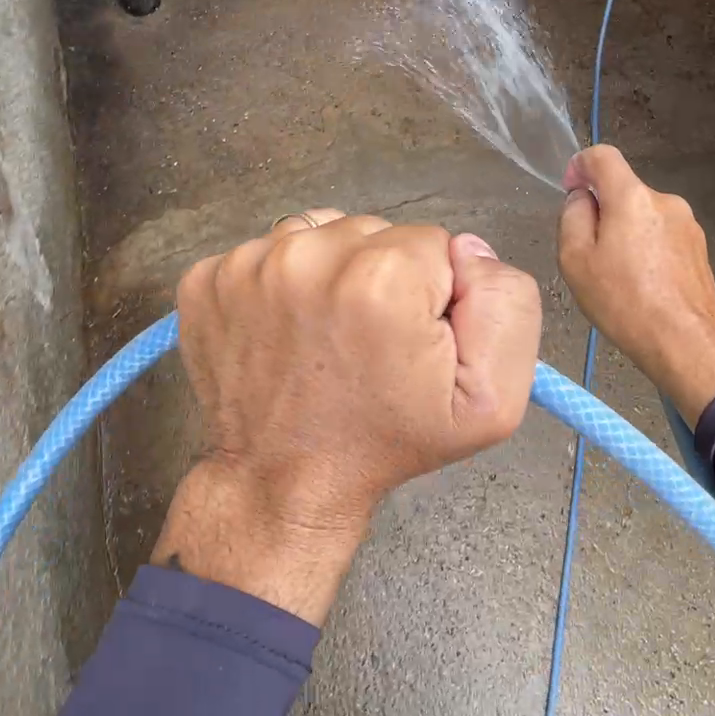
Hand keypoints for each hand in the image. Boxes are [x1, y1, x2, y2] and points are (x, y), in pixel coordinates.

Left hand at [156, 210, 541, 623]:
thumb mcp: (490, 401)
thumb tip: (466, 249)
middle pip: (374, 232)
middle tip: (368, 342)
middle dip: (382, 276)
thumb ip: (507, 305)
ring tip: (327, 333)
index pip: (434, 242)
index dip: (431, 293)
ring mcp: (248, 263)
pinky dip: (281, 284)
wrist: (283, 482)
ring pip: (322, 235)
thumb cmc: (386, 442)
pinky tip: (286, 331)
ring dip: (331, 273)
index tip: (407, 340)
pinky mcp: (207, 277)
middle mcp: (308, 254)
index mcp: (382, 276)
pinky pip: (268, 251)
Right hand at [557, 145, 714, 423]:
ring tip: (618, 277)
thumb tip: (582, 199)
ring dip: (627, 234)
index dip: (579, 166)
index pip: (602, 156)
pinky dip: (647, 251)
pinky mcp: (700, 250)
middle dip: (603, 212)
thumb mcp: (575, 260)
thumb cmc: (621, 300)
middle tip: (590, 255)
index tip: (571, 191)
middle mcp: (665, 201)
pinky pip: (663, 238)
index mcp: (632, 197)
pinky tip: (643, 287)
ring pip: (644, 216)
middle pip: (624, 191)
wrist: (683, 340)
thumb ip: (573, 217)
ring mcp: (688, 225)